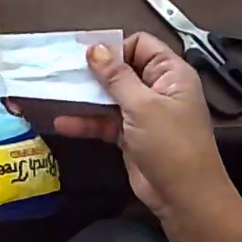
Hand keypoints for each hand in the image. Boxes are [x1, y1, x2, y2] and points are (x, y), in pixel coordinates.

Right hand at [53, 33, 236, 220]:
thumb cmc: (171, 145)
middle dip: (94, 72)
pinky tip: (64, 122)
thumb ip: (117, 77)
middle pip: (121, 71)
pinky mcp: (130, 136)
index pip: (141, 46)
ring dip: (86, 97)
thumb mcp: (143, 106)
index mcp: (170, 73)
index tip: (86, 55)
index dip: (115, 48)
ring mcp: (142, 114)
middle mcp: (157, 89)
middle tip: (64, 72)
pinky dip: (86, 122)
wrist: (183, 195)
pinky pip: (105, 122)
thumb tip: (95, 49)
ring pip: (109, 98)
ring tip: (57, 93)